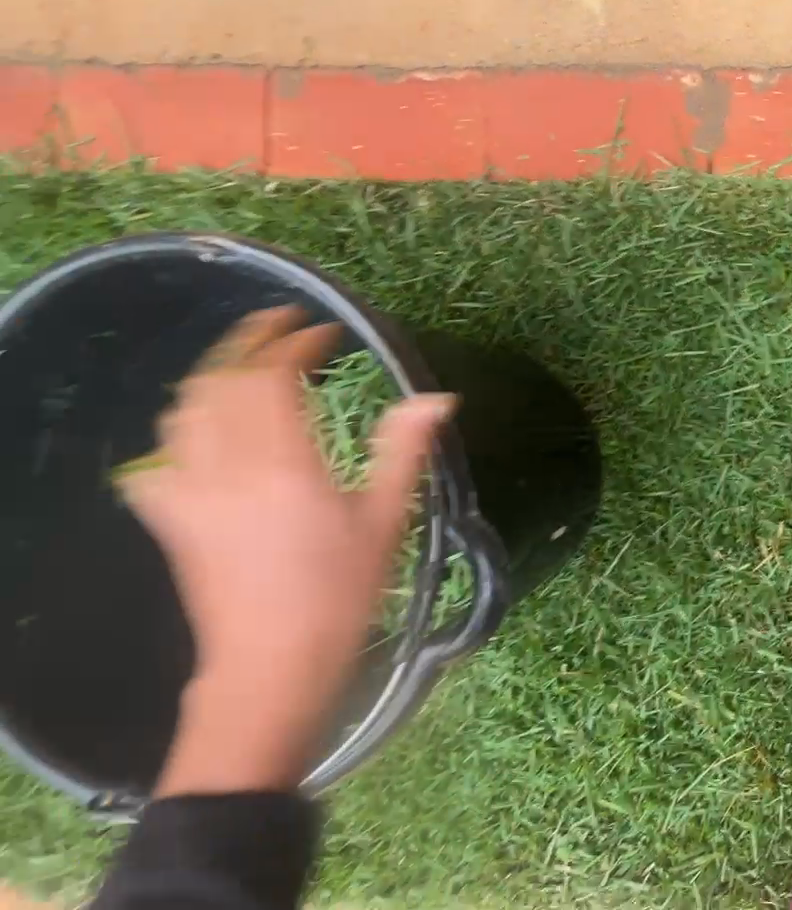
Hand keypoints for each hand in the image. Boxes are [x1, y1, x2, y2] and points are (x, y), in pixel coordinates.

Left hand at [117, 306, 453, 794]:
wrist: (273, 659)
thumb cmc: (345, 590)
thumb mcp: (388, 518)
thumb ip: (405, 450)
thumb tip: (436, 398)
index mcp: (285, 465)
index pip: (271, 380)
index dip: (294, 345)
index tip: (324, 331)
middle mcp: (225, 469)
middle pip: (219, 384)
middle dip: (248, 344)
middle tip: (283, 327)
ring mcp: (188, 493)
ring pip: (183, 413)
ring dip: (214, 378)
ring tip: (250, 369)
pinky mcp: (171, 519)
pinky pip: (160, 456)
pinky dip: (181, 430)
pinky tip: (206, 435)